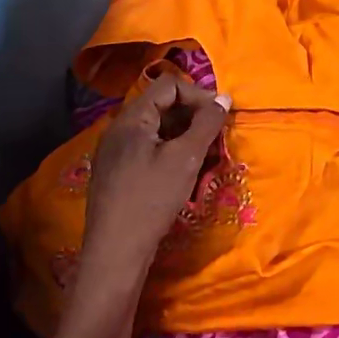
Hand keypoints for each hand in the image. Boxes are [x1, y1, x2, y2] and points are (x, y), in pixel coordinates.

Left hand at [82, 69, 230, 273]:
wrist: (115, 251)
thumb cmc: (151, 199)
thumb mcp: (185, 158)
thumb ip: (206, 124)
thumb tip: (224, 97)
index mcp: (131, 117)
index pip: (169, 86)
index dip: (198, 95)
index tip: (220, 116)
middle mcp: (119, 127)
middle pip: (161, 105)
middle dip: (192, 116)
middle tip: (216, 137)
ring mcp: (114, 151)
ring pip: (156, 130)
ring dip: (183, 136)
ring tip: (205, 156)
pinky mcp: (116, 172)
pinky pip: (147, 149)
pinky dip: (169, 152)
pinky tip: (184, 173)